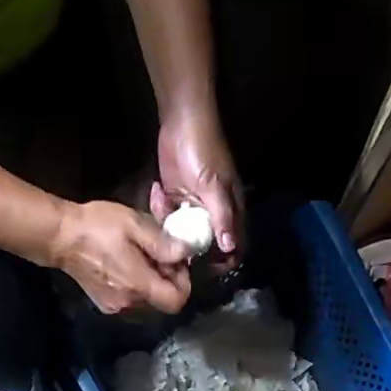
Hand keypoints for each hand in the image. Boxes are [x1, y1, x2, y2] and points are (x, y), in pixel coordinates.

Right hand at [49, 201, 191, 313]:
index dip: (183, 283)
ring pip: (148, 301)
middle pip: (163, 301)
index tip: (176, 263)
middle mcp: (129, 303)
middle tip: (159, 254)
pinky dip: (137, 287)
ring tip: (142, 258)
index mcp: (139, 285)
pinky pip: (133, 301)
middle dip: (167, 280)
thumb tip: (185, 253)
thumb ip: (163, 243)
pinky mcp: (106, 305)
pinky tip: (127, 266)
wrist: (60, 237)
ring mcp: (116, 307)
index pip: (176, 301)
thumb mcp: (134, 224)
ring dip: (152, 283)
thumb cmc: (97, 226)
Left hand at [152, 109, 242, 263]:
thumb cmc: (204, 151)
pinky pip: (168, 218)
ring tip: (162, 213)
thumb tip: (230, 247)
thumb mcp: (214, 186)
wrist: (182, 119)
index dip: (222, 262)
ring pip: (183, 234)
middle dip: (189, 251)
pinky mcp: (175, 199)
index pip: (233, 246)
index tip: (205, 271)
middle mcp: (213, 214)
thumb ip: (221, 217)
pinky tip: (158, 193)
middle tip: (172, 252)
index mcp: (229, 211)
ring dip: (171, 231)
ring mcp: (193, 207)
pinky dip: (160, 212)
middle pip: (205, 245)